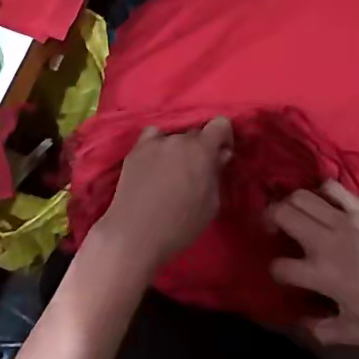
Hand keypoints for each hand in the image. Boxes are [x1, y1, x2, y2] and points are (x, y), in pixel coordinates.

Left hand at [88, 118, 233, 279]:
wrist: (136, 234)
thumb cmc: (180, 226)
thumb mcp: (211, 205)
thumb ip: (216, 174)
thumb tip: (219, 155)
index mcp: (202, 151)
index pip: (220, 124)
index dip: (223, 138)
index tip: (220, 156)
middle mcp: (178, 140)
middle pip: (195, 133)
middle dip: (200, 148)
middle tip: (195, 171)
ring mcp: (154, 143)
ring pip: (173, 137)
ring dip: (178, 149)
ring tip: (171, 170)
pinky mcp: (135, 151)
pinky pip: (151, 138)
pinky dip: (156, 145)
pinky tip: (154, 162)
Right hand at [266, 180, 358, 350]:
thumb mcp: (358, 334)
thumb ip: (324, 330)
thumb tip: (303, 325)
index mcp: (323, 275)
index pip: (280, 267)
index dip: (277, 272)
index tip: (285, 277)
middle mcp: (328, 242)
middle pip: (282, 214)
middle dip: (270, 221)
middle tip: (274, 232)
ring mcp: (347, 220)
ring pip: (302, 196)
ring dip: (291, 204)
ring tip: (295, 215)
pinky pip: (333, 187)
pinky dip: (322, 192)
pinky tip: (326, 206)